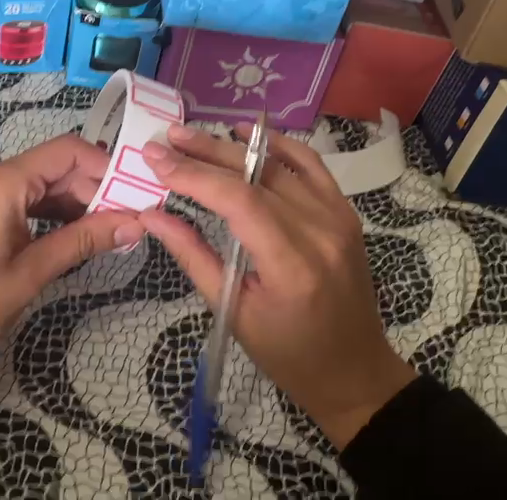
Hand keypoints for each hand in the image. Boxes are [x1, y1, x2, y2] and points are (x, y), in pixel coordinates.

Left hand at [0, 134, 140, 404]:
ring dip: (73, 202)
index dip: (106, 166)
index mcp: (2, 183)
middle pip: (55, 165)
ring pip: (38, 183)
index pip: (68, 151)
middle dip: (94, 187)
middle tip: (130, 218)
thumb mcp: (28, 276)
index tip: (137, 194)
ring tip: (108, 231)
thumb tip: (134, 223)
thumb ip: (82, 242)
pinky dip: (48, 213)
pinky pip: (19, 199)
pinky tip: (71, 236)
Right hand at [138, 124, 417, 448]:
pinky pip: (310, 165)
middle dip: (206, 152)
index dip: (194, 174)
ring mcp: (339, 216)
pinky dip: (278, 145)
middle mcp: (320, 231)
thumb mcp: (232, 314)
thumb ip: (192, 256)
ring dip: (232, 146)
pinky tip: (246, 133)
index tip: (156, 158)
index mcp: (292, 266)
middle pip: (256, 175)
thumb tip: (151, 214)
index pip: (238, 200)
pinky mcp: (345, 211)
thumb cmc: (289, 354)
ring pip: (278, 165)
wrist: (355, 371)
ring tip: (192, 135)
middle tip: (167, 137)